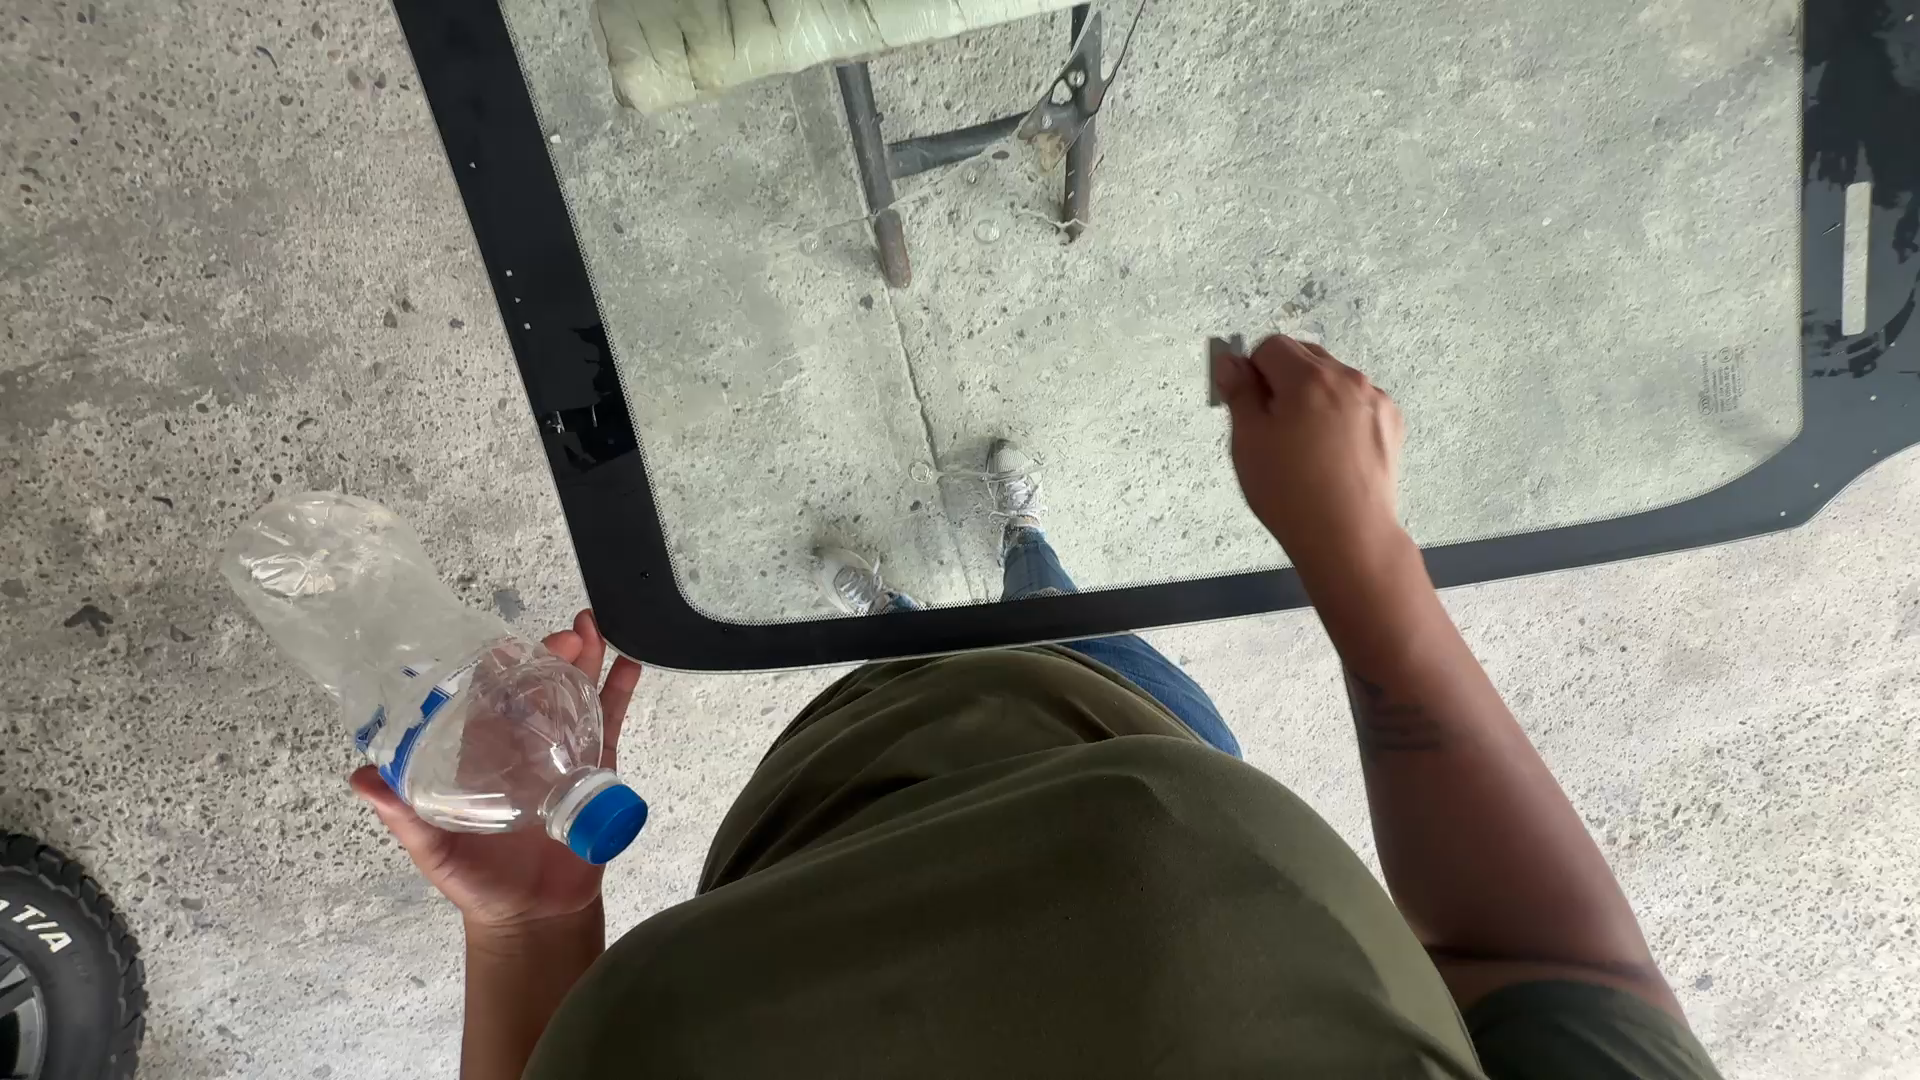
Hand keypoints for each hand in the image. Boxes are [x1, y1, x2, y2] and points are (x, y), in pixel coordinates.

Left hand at [350, 610, 643, 930]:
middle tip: (569, 633)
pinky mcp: (600, 766)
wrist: (535, 912)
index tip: (511, 644)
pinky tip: (630, 664)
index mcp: (485, 754)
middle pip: (543, 686)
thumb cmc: (479, 881)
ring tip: (596, 629)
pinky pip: (612, 722)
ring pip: (579, 694)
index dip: (502, 666)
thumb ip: (406, 816)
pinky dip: (621, 691)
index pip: (492, 697)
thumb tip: (362, 775)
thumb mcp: (434, 850)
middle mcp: (527, 743)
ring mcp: (567, 750)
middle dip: (555, 653)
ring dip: (589, 660)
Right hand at [1212, 334, 1406, 573]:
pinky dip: (1337, 415)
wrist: (1346, 534)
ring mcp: (1374, 400)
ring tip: (1300, 445)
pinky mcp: (1389, 422)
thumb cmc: (1290, 491)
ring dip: (1310, 397)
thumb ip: (1239, 393)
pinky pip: (1355, 402)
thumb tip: (1230, 363)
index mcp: (1308, 379)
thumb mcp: (1248, 440)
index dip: (1251, 371)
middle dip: (1281, 380)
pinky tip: (1327, 452)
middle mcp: (1347, 379)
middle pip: (1304, 356)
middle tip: (1268, 425)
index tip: (1246, 402)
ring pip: (1331, 380)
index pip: (1271, 346)